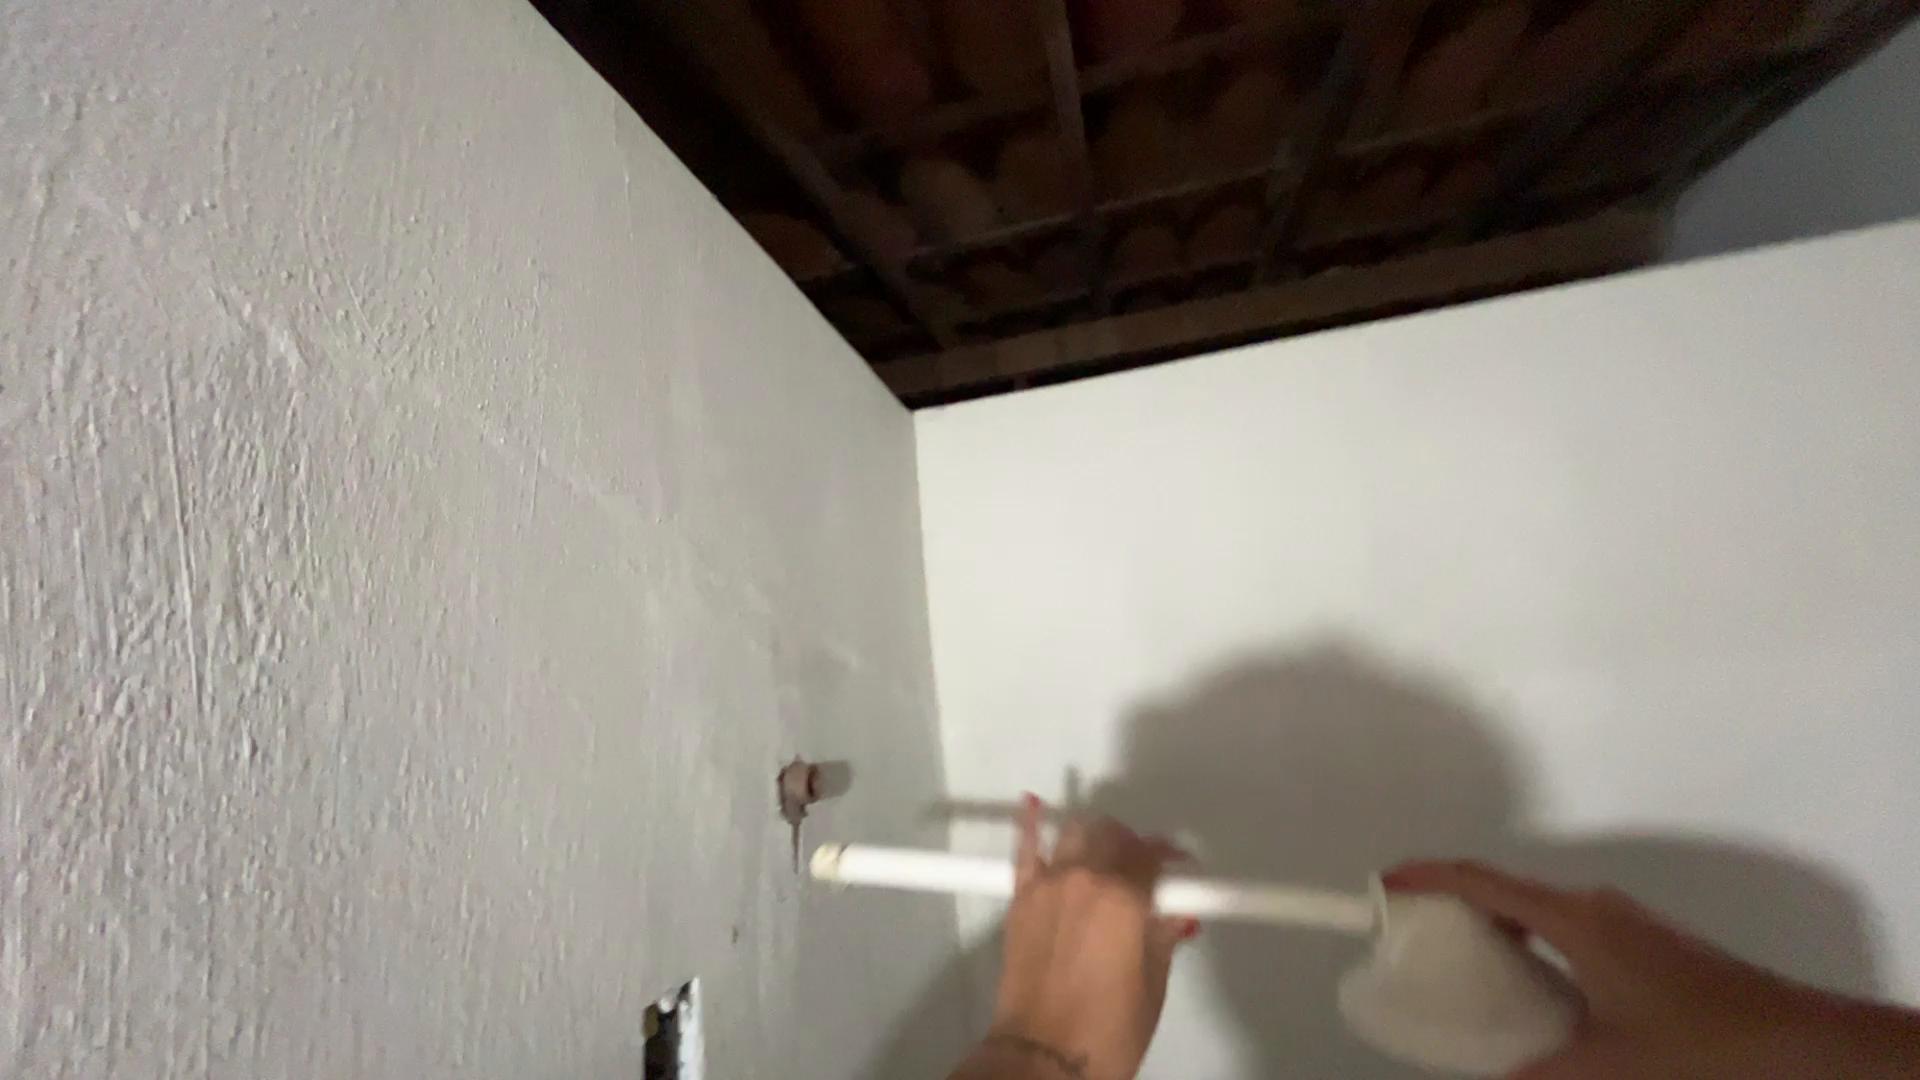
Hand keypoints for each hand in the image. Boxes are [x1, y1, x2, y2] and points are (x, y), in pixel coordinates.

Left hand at [964, 797, 1196, 1079]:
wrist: (1043, 1056)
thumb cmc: (1108, 1031)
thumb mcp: (1151, 987)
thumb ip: (1161, 938)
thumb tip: (1172, 914)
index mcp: (1125, 898)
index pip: (1151, 856)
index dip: (1168, 855)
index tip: (1179, 863)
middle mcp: (1086, 877)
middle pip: (1113, 836)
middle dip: (1133, 843)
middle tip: (1143, 862)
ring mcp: (1049, 881)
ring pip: (1075, 832)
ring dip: (1094, 834)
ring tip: (1103, 848)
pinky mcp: (1021, 894)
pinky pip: (1024, 846)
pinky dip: (1029, 821)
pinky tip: (1033, 802)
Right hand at [1384, 860, 1919, 1079]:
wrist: (1833, 1056)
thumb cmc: (1706, 1046)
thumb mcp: (1610, 1068)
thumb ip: (1539, 1072)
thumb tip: (1492, 1078)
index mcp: (1571, 918)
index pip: (1478, 878)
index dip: (1425, 876)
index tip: (1384, 885)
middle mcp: (1594, 907)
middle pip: (1506, 891)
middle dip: (1459, 908)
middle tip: (1427, 939)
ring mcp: (1630, 924)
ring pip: (1542, 915)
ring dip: (1503, 932)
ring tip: (1481, 973)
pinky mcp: (1655, 948)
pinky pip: (1573, 933)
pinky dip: (1540, 949)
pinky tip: (1551, 998)